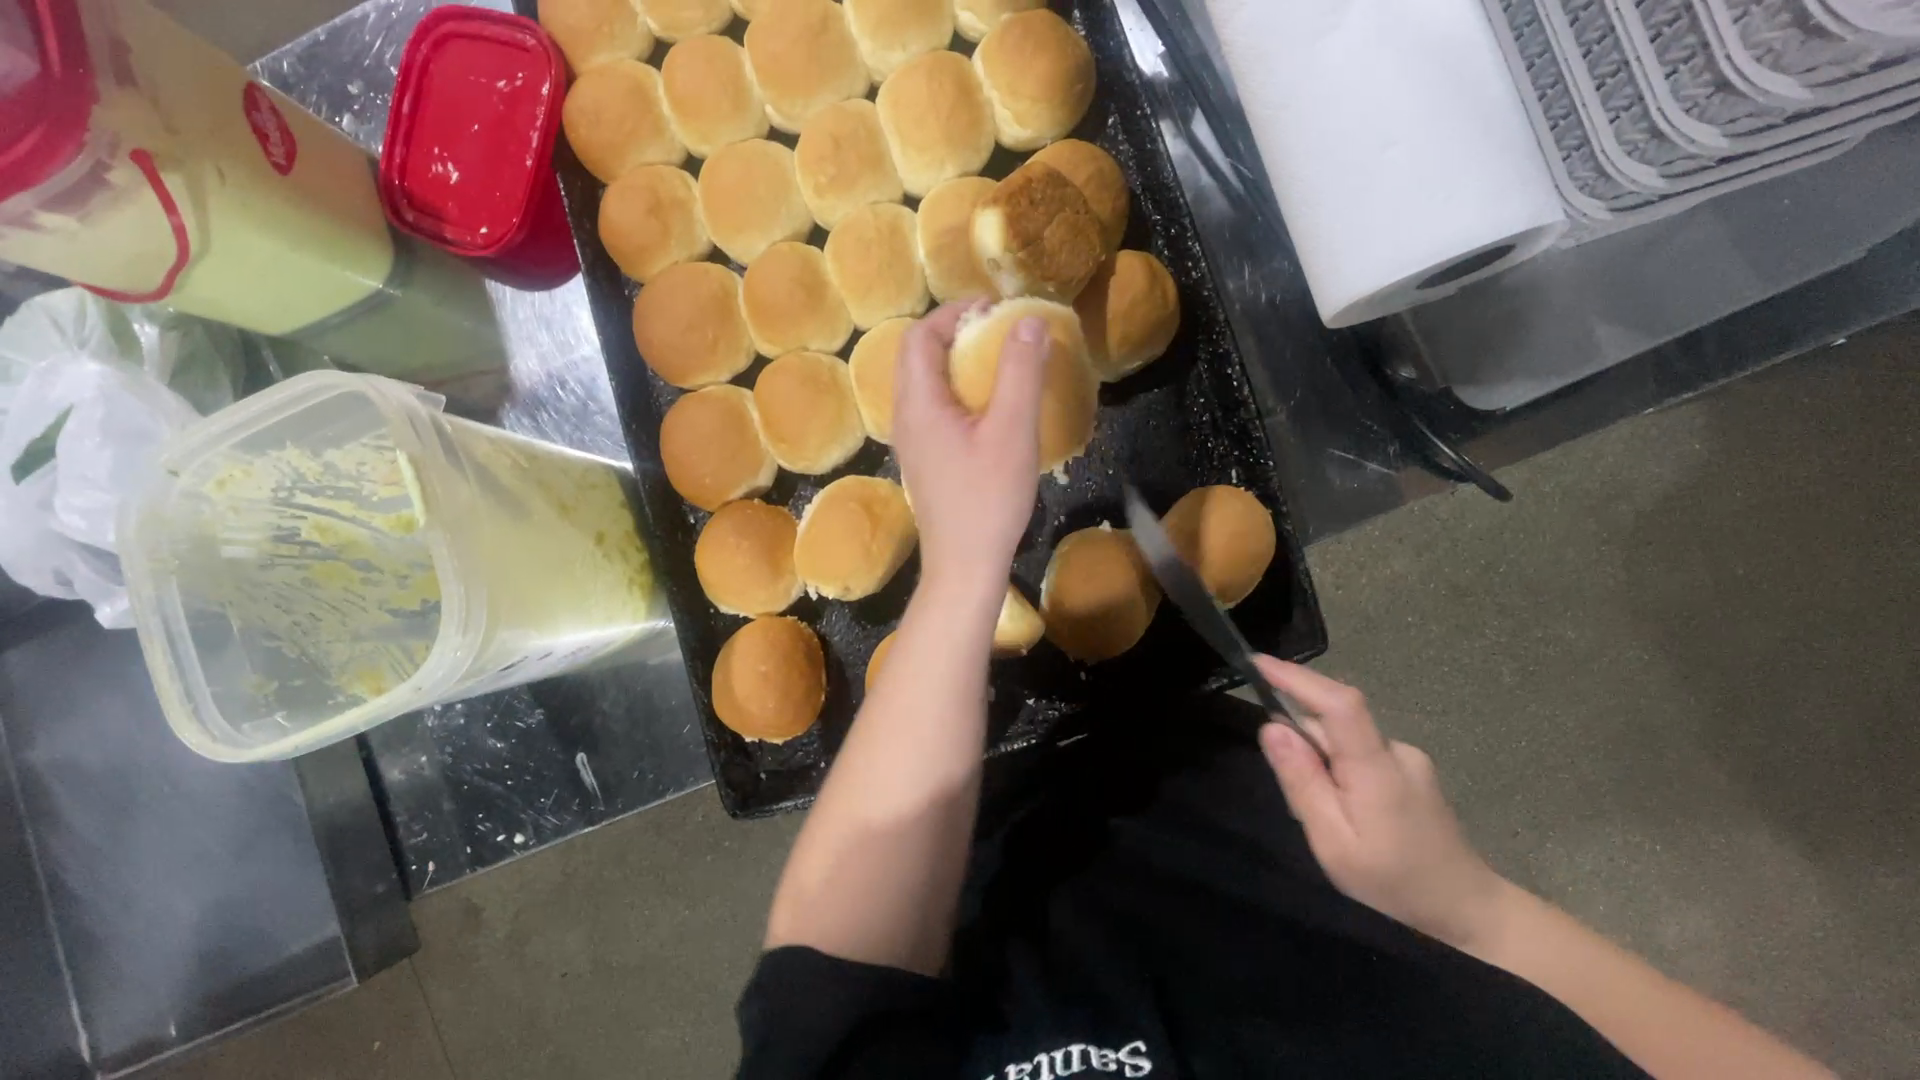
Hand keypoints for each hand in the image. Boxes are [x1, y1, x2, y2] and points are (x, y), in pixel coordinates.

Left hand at [893, 302, 1047, 592]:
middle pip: (918, 356)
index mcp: (918, 402)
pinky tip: (990, 408)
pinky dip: (958, 391)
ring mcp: (911, 441)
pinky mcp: (924, 460)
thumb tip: (1028, 320)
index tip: (995, 310)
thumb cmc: (988, 497)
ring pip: (925, 383)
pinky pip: (933, 408)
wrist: (964, 564)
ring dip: (957, 363)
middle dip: (955, 334)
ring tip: (998, 363)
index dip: (954, 313)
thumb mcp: (1012, 429)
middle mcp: (905, 416)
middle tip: (998, 333)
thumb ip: (1020, 371)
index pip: (920, 335)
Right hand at [1254, 656, 1509, 951]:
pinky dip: (1338, 768)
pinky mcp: (1412, 773)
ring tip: (1322, 816)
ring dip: (1320, 758)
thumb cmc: (1393, 884)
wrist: (1467, 913)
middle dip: (1300, 734)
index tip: (1256, 664)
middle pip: (1336, 719)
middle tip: (1290, 792)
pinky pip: (1360, 753)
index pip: (1339, 703)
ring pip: (1345, 740)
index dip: (1297, 678)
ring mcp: (1409, 761)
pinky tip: (1343, 813)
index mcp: (1377, 768)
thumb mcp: (1334, 843)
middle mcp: (1398, 751)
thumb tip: (1272, 726)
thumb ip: (1302, 782)